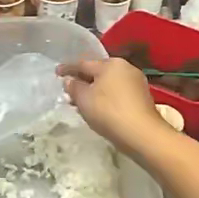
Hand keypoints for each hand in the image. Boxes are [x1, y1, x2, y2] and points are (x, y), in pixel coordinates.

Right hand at [57, 58, 172, 154]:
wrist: (142, 134)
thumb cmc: (109, 111)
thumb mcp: (84, 99)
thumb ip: (74, 87)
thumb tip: (70, 80)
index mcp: (111, 63)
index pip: (84, 63)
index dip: (68, 69)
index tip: (57, 72)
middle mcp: (126, 68)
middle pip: (98, 72)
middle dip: (83, 81)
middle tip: (69, 90)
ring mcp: (136, 82)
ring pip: (109, 83)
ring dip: (95, 90)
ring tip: (82, 102)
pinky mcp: (142, 97)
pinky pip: (118, 93)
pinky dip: (107, 98)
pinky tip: (99, 108)